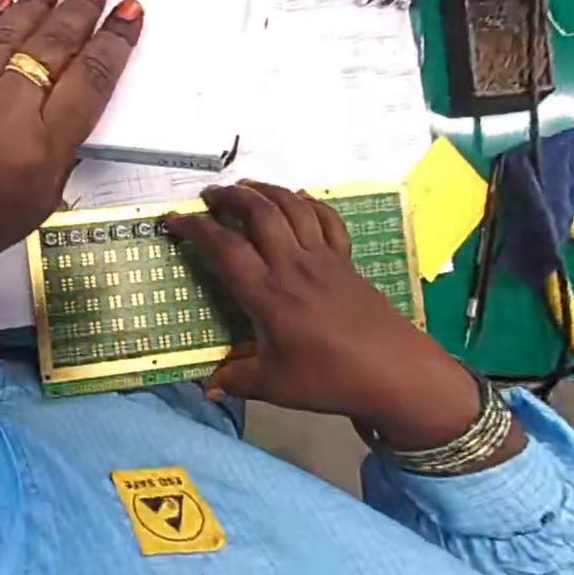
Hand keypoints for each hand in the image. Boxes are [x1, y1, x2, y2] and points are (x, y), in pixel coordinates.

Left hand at [0, 0, 144, 312]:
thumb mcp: (40, 201)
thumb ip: (63, 148)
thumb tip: (73, 96)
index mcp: (40, 151)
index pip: (89, 81)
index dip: (113, 42)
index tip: (127, 14)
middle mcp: (3, 115)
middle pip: (51, 47)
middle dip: (80, 8)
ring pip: (7, 34)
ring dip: (36, 2)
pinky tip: (6, 3)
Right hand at [165, 181, 484, 448]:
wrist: (399, 375)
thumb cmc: (330, 379)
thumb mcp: (274, 385)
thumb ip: (235, 379)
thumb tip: (205, 387)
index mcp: (267, 294)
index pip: (224, 248)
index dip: (195, 228)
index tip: (173, 221)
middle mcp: (292, 266)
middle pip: (259, 213)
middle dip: (229, 197)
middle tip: (208, 196)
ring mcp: (323, 259)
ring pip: (292, 207)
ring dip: (265, 191)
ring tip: (243, 188)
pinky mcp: (346, 261)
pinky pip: (327, 220)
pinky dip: (309, 203)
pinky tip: (296, 199)